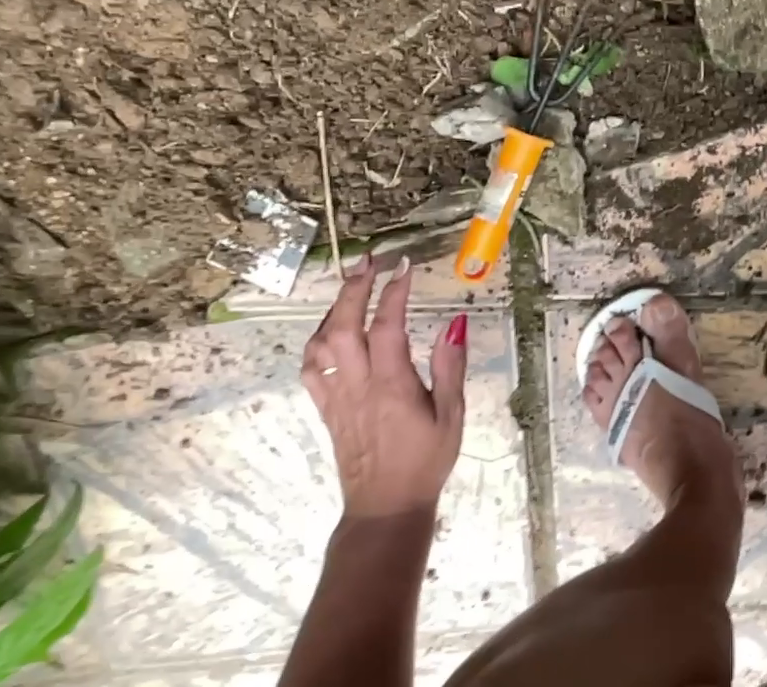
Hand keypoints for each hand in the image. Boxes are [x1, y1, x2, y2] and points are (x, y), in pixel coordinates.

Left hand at [301, 258, 466, 518]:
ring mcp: (336, 398)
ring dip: (333, 310)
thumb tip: (455, 323)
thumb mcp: (453, 414)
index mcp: (392, 386)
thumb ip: (451, 367)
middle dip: (354, 289)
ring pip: (320, 344)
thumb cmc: (427, 459)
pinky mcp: (326, 409)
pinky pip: (311, 369)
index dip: (394, 292)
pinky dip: (317, 341)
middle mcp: (358, 387)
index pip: (387, 327)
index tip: (405, 266)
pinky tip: (329, 330)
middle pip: (343, 327)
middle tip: (369, 262)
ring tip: (352, 287)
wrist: (386, 505)